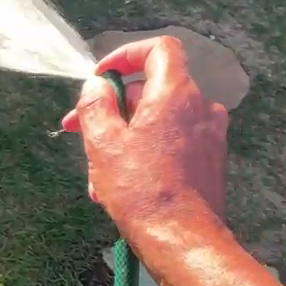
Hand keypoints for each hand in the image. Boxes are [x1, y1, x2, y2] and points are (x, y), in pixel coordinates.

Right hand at [60, 35, 228, 243]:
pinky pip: (169, 140)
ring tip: (95, 167)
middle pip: (150, 88)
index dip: (125, 55)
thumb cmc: (139, 187)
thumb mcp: (103, 142)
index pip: (158, 50)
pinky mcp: (208, 158)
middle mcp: (200, 106)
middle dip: (111, 105)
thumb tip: (97, 85)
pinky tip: (117, 181)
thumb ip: (96, 105)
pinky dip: (141, 149)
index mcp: (175, 94)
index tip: (100, 77)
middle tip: (77, 128)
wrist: (181, 235)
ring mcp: (208, 133)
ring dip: (122, 133)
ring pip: (156, 118)